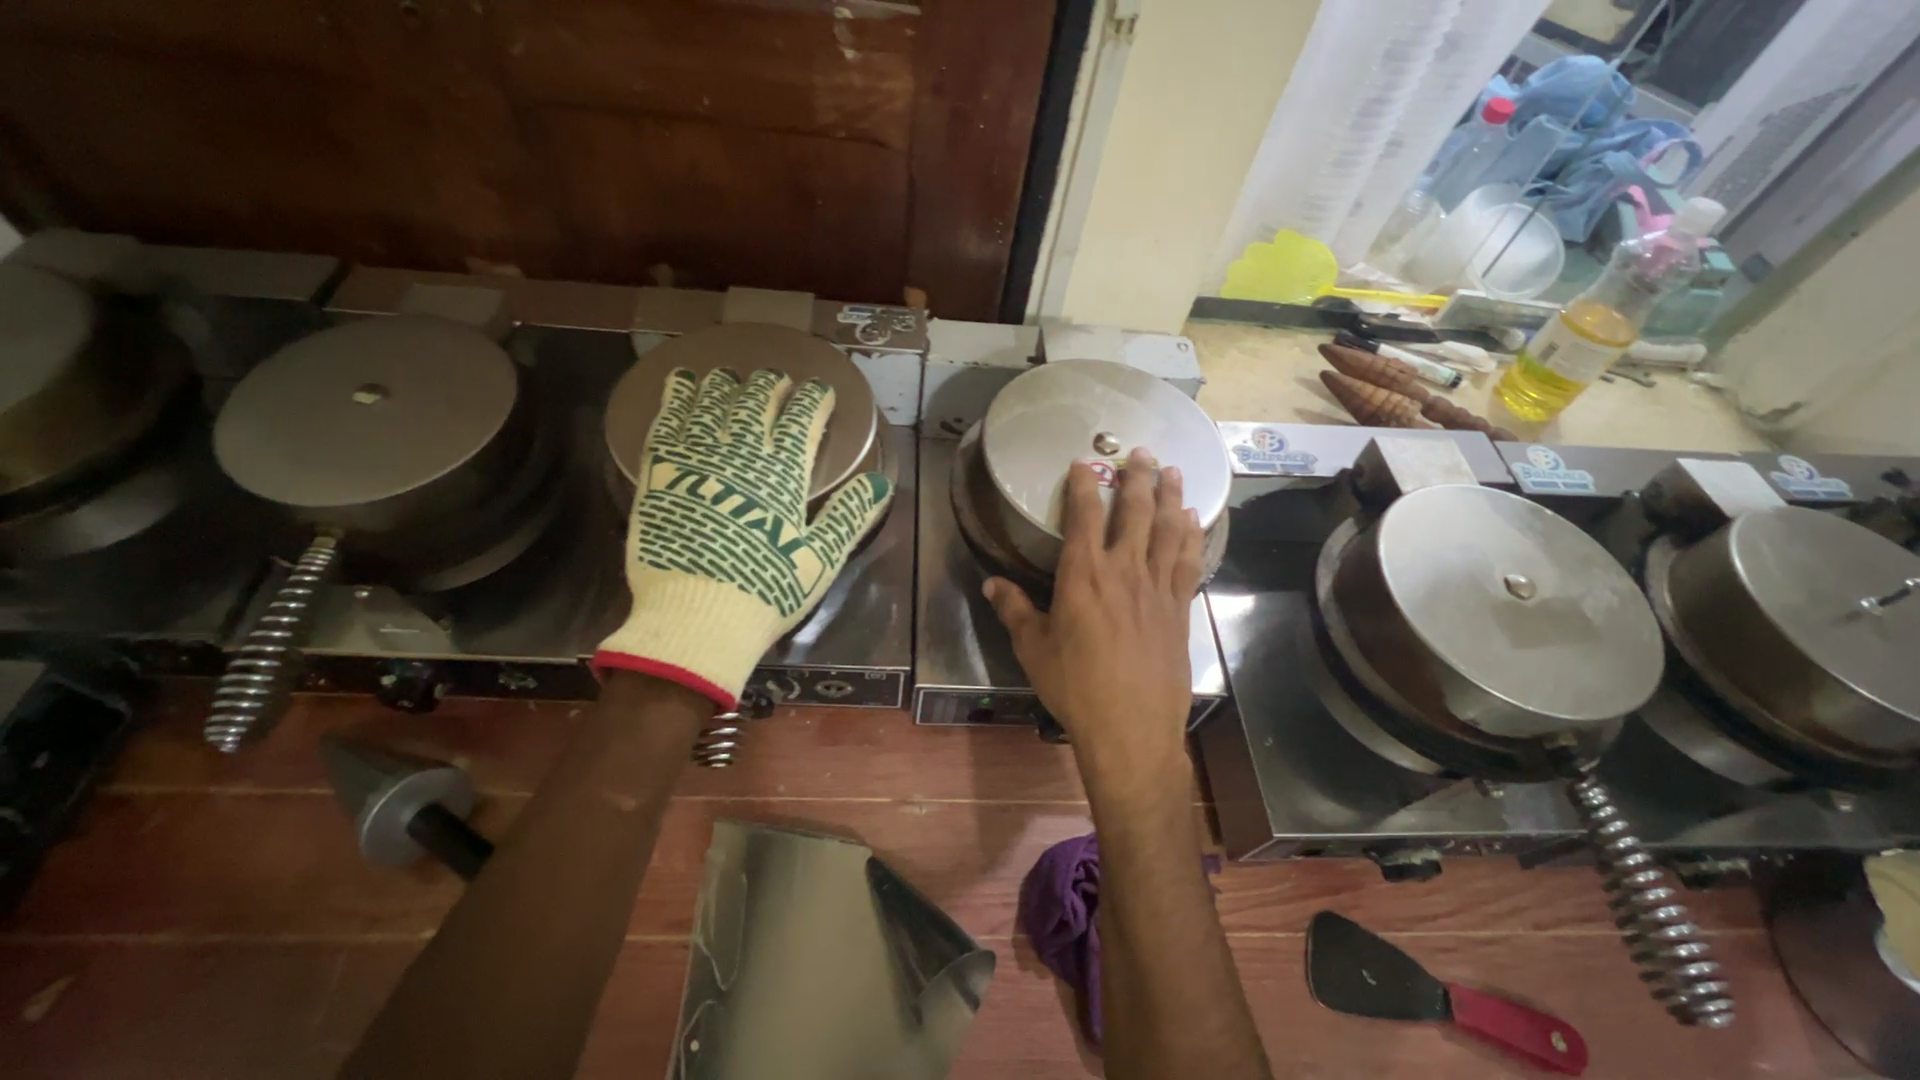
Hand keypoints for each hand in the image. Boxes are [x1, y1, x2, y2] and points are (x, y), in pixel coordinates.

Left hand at [594, 368, 892, 710]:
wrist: (696, 618)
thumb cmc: (764, 593)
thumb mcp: (820, 560)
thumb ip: (850, 516)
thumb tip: (880, 481)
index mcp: (783, 477)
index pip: (802, 422)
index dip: (813, 401)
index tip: (820, 391)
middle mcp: (740, 458)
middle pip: (756, 406)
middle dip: (769, 386)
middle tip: (775, 378)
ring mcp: (696, 463)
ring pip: (712, 407)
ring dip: (723, 386)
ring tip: (728, 375)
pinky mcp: (658, 476)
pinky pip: (666, 425)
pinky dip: (674, 399)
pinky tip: (679, 384)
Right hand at [985, 447, 1204, 786]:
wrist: (1130, 727)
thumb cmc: (1075, 687)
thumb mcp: (1034, 649)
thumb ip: (1015, 610)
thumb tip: (991, 585)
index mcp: (1083, 575)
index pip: (1083, 516)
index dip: (1083, 485)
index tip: (1082, 463)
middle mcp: (1124, 570)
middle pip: (1135, 512)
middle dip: (1138, 477)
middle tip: (1141, 452)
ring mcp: (1157, 588)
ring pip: (1168, 529)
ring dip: (1171, 496)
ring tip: (1173, 471)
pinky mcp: (1179, 609)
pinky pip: (1188, 561)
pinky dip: (1191, 536)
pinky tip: (1192, 522)